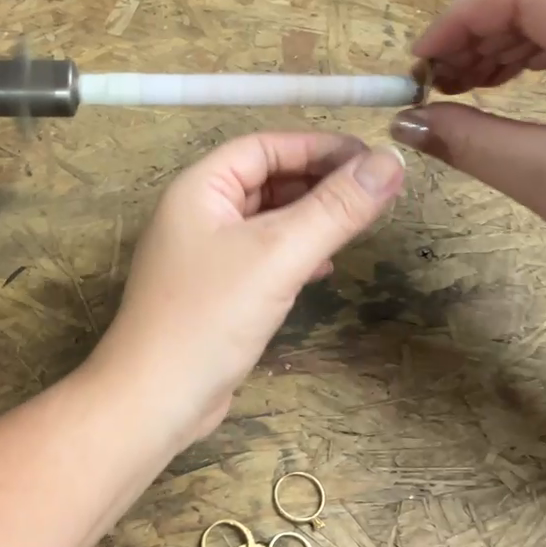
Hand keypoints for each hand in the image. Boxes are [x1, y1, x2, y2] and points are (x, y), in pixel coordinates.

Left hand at [83, 132, 406, 442]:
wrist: (155, 399)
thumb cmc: (209, 317)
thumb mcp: (278, 255)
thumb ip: (335, 209)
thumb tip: (390, 163)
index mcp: (199, 190)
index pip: (264, 147)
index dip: (318, 147)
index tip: (372, 159)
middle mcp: (197, 215)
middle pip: (265, 181)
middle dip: (318, 183)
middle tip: (375, 193)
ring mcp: (203, 257)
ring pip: (266, 221)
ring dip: (310, 219)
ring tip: (358, 225)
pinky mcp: (214, 293)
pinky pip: (260, 258)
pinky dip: (293, 254)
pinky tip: (322, 267)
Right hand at [390, 0, 545, 294]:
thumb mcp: (542, 174)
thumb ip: (466, 138)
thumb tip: (403, 124)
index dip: (460, 21)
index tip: (417, 67)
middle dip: (480, 38)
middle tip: (433, 87)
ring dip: (508, 50)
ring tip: (463, 91)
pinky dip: (545, 62)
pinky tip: (513, 92)